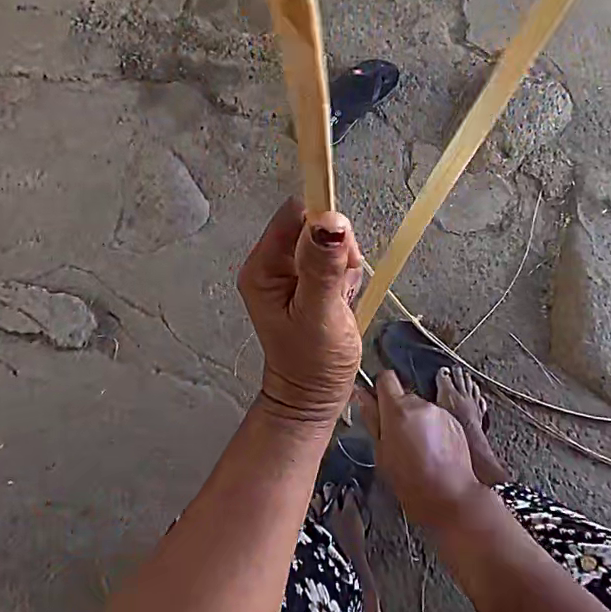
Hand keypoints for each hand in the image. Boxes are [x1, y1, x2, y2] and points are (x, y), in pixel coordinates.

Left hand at [238, 197, 364, 424]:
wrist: (314, 396)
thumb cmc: (313, 363)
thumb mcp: (319, 314)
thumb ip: (324, 267)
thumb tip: (332, 219)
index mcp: (263, 267)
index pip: (295, 215)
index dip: (323, 225)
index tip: (340, 255)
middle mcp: (273, 263)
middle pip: (314, 225)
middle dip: (337, 249)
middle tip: (340, 285)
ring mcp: (292, 271)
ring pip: (330, 241)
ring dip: (345, 264)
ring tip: (340, 298)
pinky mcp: (311, 280)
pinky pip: (336, 259)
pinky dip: (347, 275)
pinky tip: (342, 300)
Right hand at [354, 371, 487, 528]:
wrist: (449, 494)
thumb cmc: (412, 481)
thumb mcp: (381, 452)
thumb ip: (372, 420)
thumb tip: (363, 397)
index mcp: (397, 410)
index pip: (386, 378)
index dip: (380, 389)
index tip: (378, 403)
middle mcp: (420, 404)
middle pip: (403, 396)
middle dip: (397, 411)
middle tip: (395, 438)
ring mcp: (439, 412)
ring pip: (420, 408)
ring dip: (415, 421)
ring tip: (415, 449)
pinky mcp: (454, 421)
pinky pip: (436, 417)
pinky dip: (432, 429)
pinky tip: (431, 451)